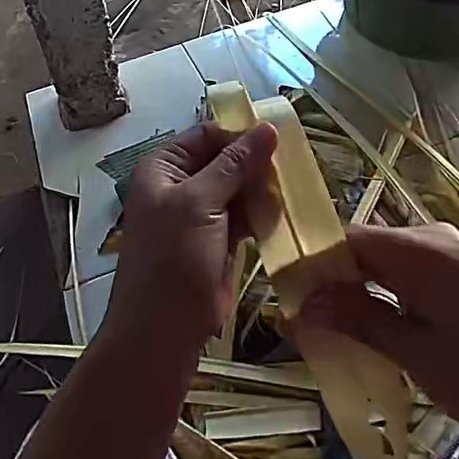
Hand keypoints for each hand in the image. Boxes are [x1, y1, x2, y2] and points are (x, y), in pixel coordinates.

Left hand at [104, 122, 277, 348]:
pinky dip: (263, 214)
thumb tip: (267, 128)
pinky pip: (245, 216)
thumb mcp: (200, 202)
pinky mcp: (219, 240)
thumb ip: (235, 165)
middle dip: (256, 164)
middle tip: (295, 164)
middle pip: (225, 161)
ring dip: (263, 190)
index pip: (206, 136)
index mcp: (163, 167)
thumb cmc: (173, 257)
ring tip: (295, 187)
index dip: (239, 135)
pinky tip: (286, 212)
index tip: (279, 138)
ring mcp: (201, 214)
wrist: (164, 329)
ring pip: (239, 189)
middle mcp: (180, 185)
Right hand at [295, 223, 458, 434]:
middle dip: (332, 273)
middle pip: (364, 242)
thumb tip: (299, 307)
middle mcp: (436, 236)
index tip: (290, 287)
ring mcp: (443, 245)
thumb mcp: (412, 353)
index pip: (354, 238)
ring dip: (351, 279)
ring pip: (377, 252)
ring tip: (325, 310)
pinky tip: (360, 307)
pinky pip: (396, 260)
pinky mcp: (446, 259)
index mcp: (431, 254)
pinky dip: (374, 282)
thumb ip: (356, 320)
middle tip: (302, 305)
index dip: (317, 259)